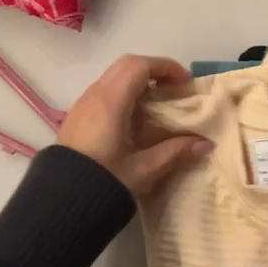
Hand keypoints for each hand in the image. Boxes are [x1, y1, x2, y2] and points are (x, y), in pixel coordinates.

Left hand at [58, 55, 211, 197]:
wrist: (61, 201)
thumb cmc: (104, 181)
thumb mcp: (143, 170)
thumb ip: (175, 152)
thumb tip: (206, 144)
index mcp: (111, 102)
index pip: (140, 67)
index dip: (166, 67)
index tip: (185, 81)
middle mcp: (94, 95)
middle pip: (126, 65)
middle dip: (153, 69)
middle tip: (174, 87)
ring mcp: (82, 104)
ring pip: (112, 76)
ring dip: (137, 80)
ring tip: (157, 101)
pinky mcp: (76, 116)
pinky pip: (103, 90)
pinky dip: (123, 91)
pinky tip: (133, 116)